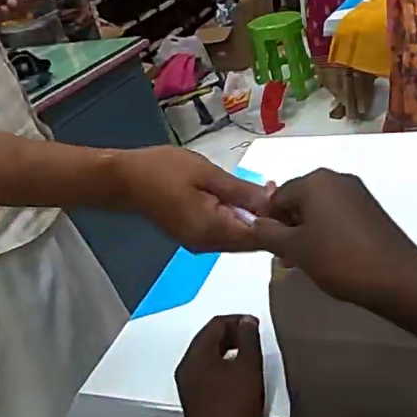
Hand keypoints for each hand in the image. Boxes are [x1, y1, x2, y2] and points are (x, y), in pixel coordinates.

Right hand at [109, 147, 273, 253]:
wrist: (123, 179)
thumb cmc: (164, 170)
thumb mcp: (207, 174)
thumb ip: (241, 191)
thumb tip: (274, 200)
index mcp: (213, 232)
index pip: (259, 238)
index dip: (279, 222)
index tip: (292, 200)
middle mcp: (208, 246)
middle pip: (251, 242)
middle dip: (270, 221)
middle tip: (282, 192)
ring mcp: (200, 243)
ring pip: (240, 239)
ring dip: (256, 220)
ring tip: (267, 193)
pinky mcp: (195, 236)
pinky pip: (226, 233)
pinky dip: (240, 220)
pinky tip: (245, 200)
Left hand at [175, 314, 264, 416]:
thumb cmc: (238, 408)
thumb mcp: (249, 367)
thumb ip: (248, 338)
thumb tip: (246, 321)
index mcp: (194, 357)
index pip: (214, 325)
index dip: (236, 320)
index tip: (256, 324)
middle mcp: (185, 369)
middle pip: (207, 339)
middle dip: (231, 333)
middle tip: (253, 334)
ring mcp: (187, 387)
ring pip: (206, 357)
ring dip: (226, 349)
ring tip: (248, 351)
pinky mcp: (193, 401)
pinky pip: (206, 372)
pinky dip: (221, 365)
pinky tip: (237, 373)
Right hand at [250, 169, 416, 304]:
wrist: (395, 277)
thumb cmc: (338, 259)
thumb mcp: (294, 249)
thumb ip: (267, 233)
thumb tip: (255, 223)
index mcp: (315, 181)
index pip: (277, 196)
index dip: (269, 222)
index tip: (273, 248)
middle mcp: (336, 178)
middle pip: (299, 199)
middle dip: (289, 226)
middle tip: (289, 257)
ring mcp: (357, 192)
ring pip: (319, 208)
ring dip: (308, 230)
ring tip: (309, 261)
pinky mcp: (371, 209)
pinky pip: (338, 214)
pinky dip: (328, 231)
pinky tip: (330, 256)